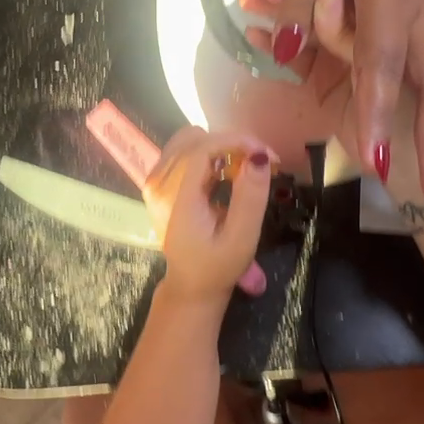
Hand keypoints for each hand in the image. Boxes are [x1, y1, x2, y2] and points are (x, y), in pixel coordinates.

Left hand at [143, 128, 274, 307]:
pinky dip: (209, 154)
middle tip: (260, 166)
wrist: (191, 285)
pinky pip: (184, 151)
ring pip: (189, 140)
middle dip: (232, 144)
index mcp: (175, 197)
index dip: (238, 142)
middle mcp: (158, 183)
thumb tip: (259, 157)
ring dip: (220, 147)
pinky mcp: (160, 182)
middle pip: (196, 139)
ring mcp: (155, 180)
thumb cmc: (217, 266)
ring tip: (242, 170)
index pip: (203, 148)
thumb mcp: (241, 238)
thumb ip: (250, 198)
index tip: (267, 155)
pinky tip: (225, 174)